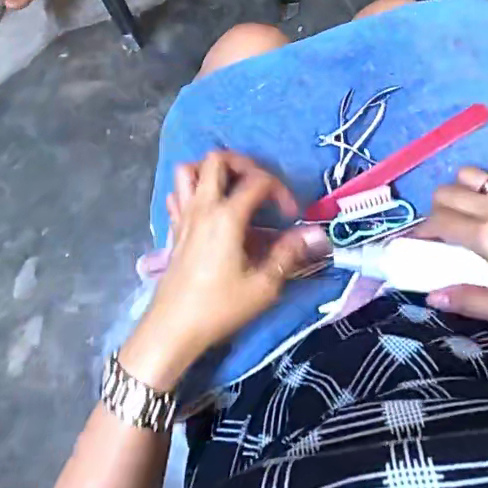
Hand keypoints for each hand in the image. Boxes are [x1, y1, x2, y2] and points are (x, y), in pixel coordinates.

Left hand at [122, 151, 329, 387]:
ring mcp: (183, 216)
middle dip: (244, 164)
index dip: (281, 191)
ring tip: (233, 189)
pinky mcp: (173, 229)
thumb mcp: (262, 285)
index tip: (291, 216)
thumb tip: (314, 234)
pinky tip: (209, 209)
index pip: (258, 181)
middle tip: (261, 186)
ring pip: (189, 170)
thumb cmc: (219, 308)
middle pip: (217, 159)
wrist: (172, 328)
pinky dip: (193, 191)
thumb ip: (288, 254)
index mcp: (226, 216)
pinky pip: (178, 194)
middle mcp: (202, 207)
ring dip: (212, 171)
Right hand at [418, 167, 487, 331]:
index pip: (437, 223)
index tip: (414, 247)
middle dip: (434, 212)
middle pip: (445, 193)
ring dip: (458, 192)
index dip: (419, 233)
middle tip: (441, 236)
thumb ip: (473, 302)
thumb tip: (432, 297)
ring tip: (466, 215)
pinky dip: (486, 184)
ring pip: (468, 175)